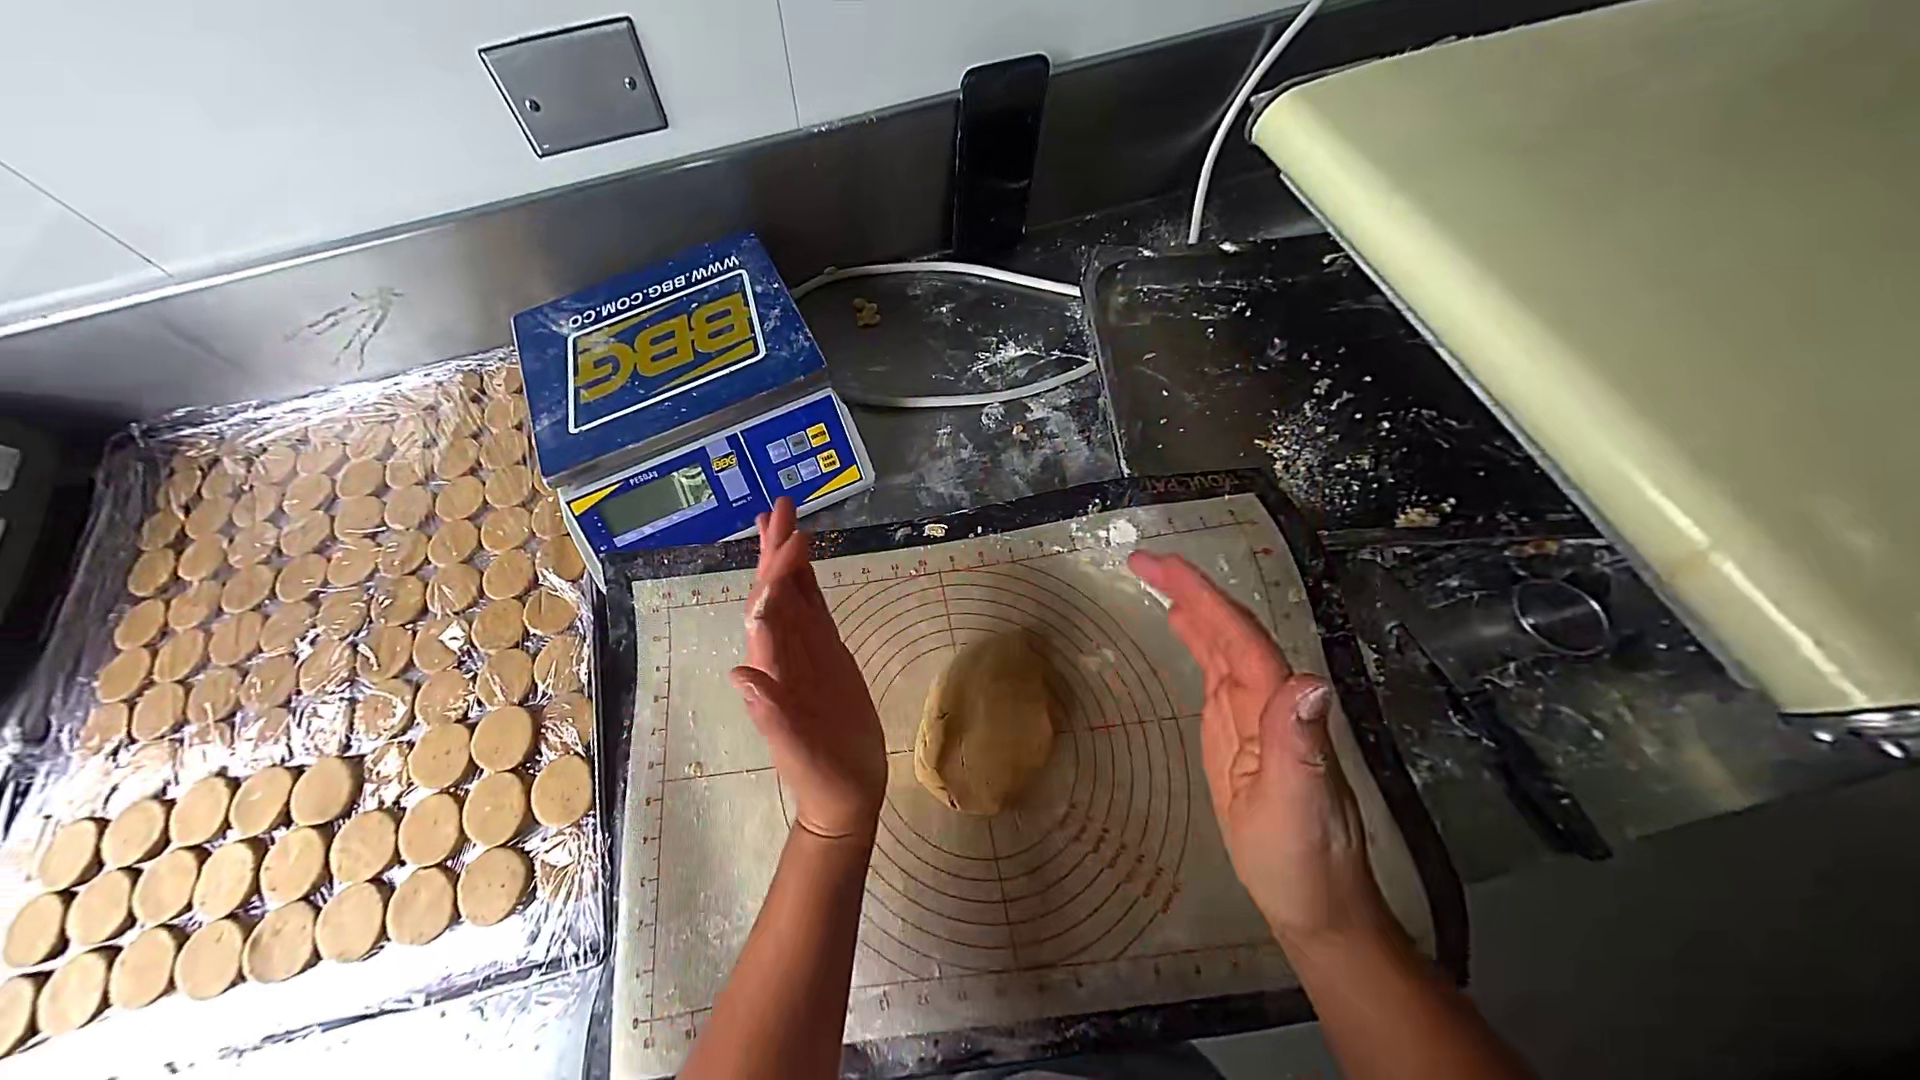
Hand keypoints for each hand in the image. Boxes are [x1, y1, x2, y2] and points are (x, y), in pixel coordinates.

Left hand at [731, 498, 887, 841]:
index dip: (777, 575)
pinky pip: (815, 609)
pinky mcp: (827, 653)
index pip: (770, 613)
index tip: (792, 540)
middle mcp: (784, 652)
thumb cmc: (821, 776)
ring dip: (785, 557)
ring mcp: (806, 651)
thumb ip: (772, 714)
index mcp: (773, 671)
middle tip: (780, 506)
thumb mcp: (798, 752)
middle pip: (775, 592)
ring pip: (792, 594)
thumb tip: (740, 672)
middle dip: (775, 550)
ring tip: (784, 519)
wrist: (844, 791)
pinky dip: (809, 581)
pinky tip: (805, 560)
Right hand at [1129, 550, 1390, 948]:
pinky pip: (1212, 668)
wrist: (1309, 899)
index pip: (1237, 633)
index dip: (1200, 593)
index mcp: (1279, 703)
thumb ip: (1298, 745)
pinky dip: (1194, 637)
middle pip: (1226, 626)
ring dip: (1189, 604)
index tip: (1159, 564)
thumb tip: (1308, 681)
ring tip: (1151, 576)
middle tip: (1140, 560)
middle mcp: (1267, 695)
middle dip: (1187, 587)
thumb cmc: (1303, 859)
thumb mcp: (1298, 806)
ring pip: (1219, 641)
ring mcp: (1249, 710)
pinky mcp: (1232, 727)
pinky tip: (1179, 624)